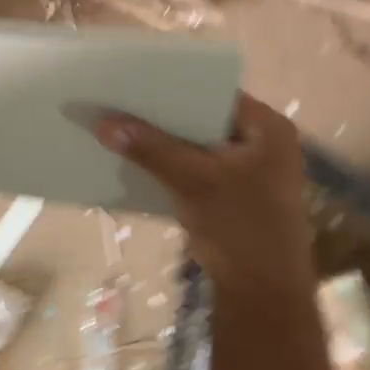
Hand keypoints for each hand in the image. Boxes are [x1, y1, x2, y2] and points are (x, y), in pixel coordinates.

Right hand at [95, 94, 315, 297]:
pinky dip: (164, 160)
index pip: (212, 90)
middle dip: (158, 112)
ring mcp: (246, 166)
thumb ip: (149, 147)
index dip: (170, 83)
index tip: (128, 78)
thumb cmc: (242, 227)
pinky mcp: (230, 189)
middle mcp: (261, 141)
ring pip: (192, 139)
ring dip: (158, 137)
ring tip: (115, 123)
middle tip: (115, 99)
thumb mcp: (193, 180)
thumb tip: (102, 122)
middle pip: (199, 114)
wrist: (263, 291)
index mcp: (267, 128)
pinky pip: (191, 162)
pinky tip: (130, 156)